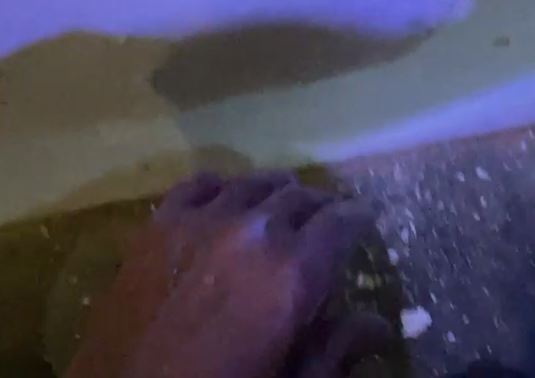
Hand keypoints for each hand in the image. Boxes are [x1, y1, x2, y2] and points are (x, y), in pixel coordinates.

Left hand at [67, 171, 382, 377]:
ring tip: (278, 212)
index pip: (343, 221)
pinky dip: (223, 187)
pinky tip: (225, 201)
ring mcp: (201, 220)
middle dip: (320, 210)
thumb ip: (335, 351)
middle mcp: (254, 231)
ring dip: (276, 195)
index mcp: (292, 274)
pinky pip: (200, 183)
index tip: (365, 224)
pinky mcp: (158, 224)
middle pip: (301, 197)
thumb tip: (376, 322)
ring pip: (255, 183)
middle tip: (323, 228)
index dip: (360, 219)